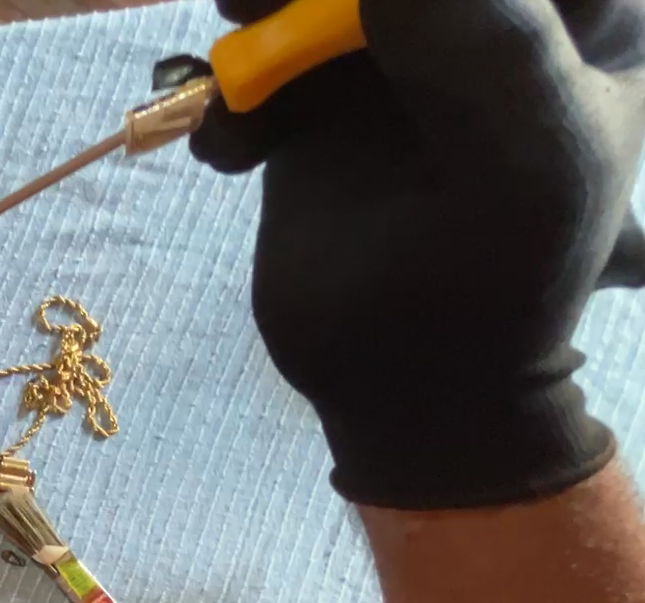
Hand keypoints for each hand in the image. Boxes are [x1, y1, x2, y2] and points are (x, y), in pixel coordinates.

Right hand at [190, 0, 644, 508]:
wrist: (400, 370)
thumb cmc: (491, 277)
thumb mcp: (518, 156)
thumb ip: (478, 48)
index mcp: (574, 13)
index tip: (318, 1)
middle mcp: (474, 29)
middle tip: (241, 9)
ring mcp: (383, 76)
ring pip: (307, 19)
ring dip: (250, 51)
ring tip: (225, 107)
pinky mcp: (309, 128)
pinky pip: (255, 89)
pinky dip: (226, 113)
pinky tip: (226, 158)